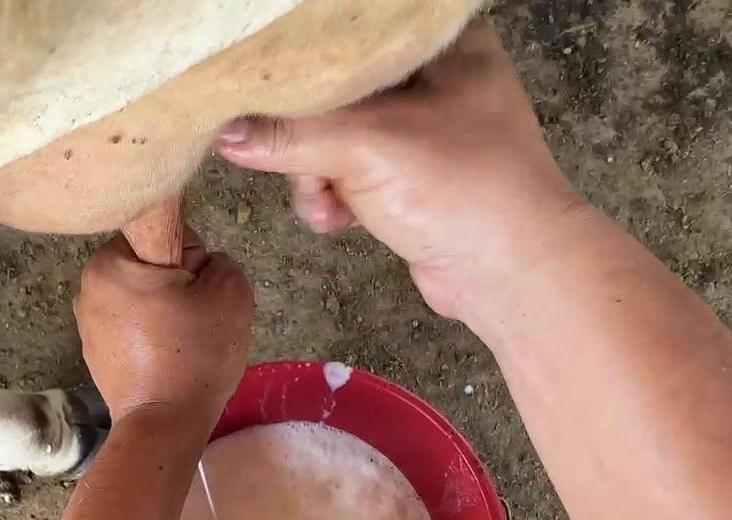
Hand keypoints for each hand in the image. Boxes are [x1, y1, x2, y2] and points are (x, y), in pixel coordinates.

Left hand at [74, 227, 253, 430]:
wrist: (164, 425)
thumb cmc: (195, 355)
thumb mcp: (230, 290)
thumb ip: (218, 260)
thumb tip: (201, 270)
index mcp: (109, 262)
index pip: (161, 233)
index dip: (190, 260)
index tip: (196, 293)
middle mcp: (88, 289)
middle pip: (149, 269)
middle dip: (176, 289)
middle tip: (195, 322)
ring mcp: (87, 326)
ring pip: (143, 303)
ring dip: (165, 316)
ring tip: (183, 347)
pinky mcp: (96, 357)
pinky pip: (134, 333)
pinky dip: (151, 342)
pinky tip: (167, 363)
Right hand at [215, 20, 587, 315]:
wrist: (508, 271)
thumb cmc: (458, 186)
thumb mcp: (367, 148)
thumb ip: (291, 136)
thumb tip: (223, 133)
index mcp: (433, 39)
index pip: (346, 37)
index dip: (300, 65)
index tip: (262, 91)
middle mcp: (425, 77)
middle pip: (330, 94)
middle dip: (308, 144)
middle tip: (312, 172)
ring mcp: (415, 132)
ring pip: (331, 141)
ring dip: (317, 181)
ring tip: (329, 207)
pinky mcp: (403, 178)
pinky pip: (346, 176)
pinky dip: (334, 200)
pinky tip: (339, 221)